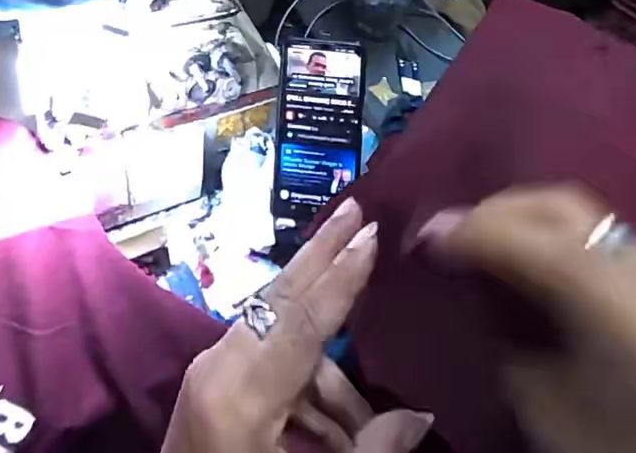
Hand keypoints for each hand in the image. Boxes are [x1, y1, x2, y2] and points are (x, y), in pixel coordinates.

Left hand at [164, 199, 434, 452]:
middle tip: (357, 207)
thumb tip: (422, 419)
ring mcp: (212, 370)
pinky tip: (338, 430)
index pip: (304, 318)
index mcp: (239, 394)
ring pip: (285, 334)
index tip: (370, 230)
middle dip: (325, 250)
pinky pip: (271, 360)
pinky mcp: (213, 382)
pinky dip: (307, 384)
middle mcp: (221, 365)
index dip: (343, 274)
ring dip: (330, 369)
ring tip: (364, 426)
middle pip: (285, 292)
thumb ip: (370, 452)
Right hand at [420, 187, 635, 452]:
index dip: (485, 233)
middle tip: (454, 225)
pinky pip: (600, 229)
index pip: (549, 251)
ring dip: (526, 211)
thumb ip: (519, 347)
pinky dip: (556, 227)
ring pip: (586, 210)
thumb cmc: (630, 449)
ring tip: (487, 227)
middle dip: (500, 208)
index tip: (432, 236)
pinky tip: (532, 242)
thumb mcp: (561, 420)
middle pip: (567, 209)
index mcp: (634, 326)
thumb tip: (482, 290)